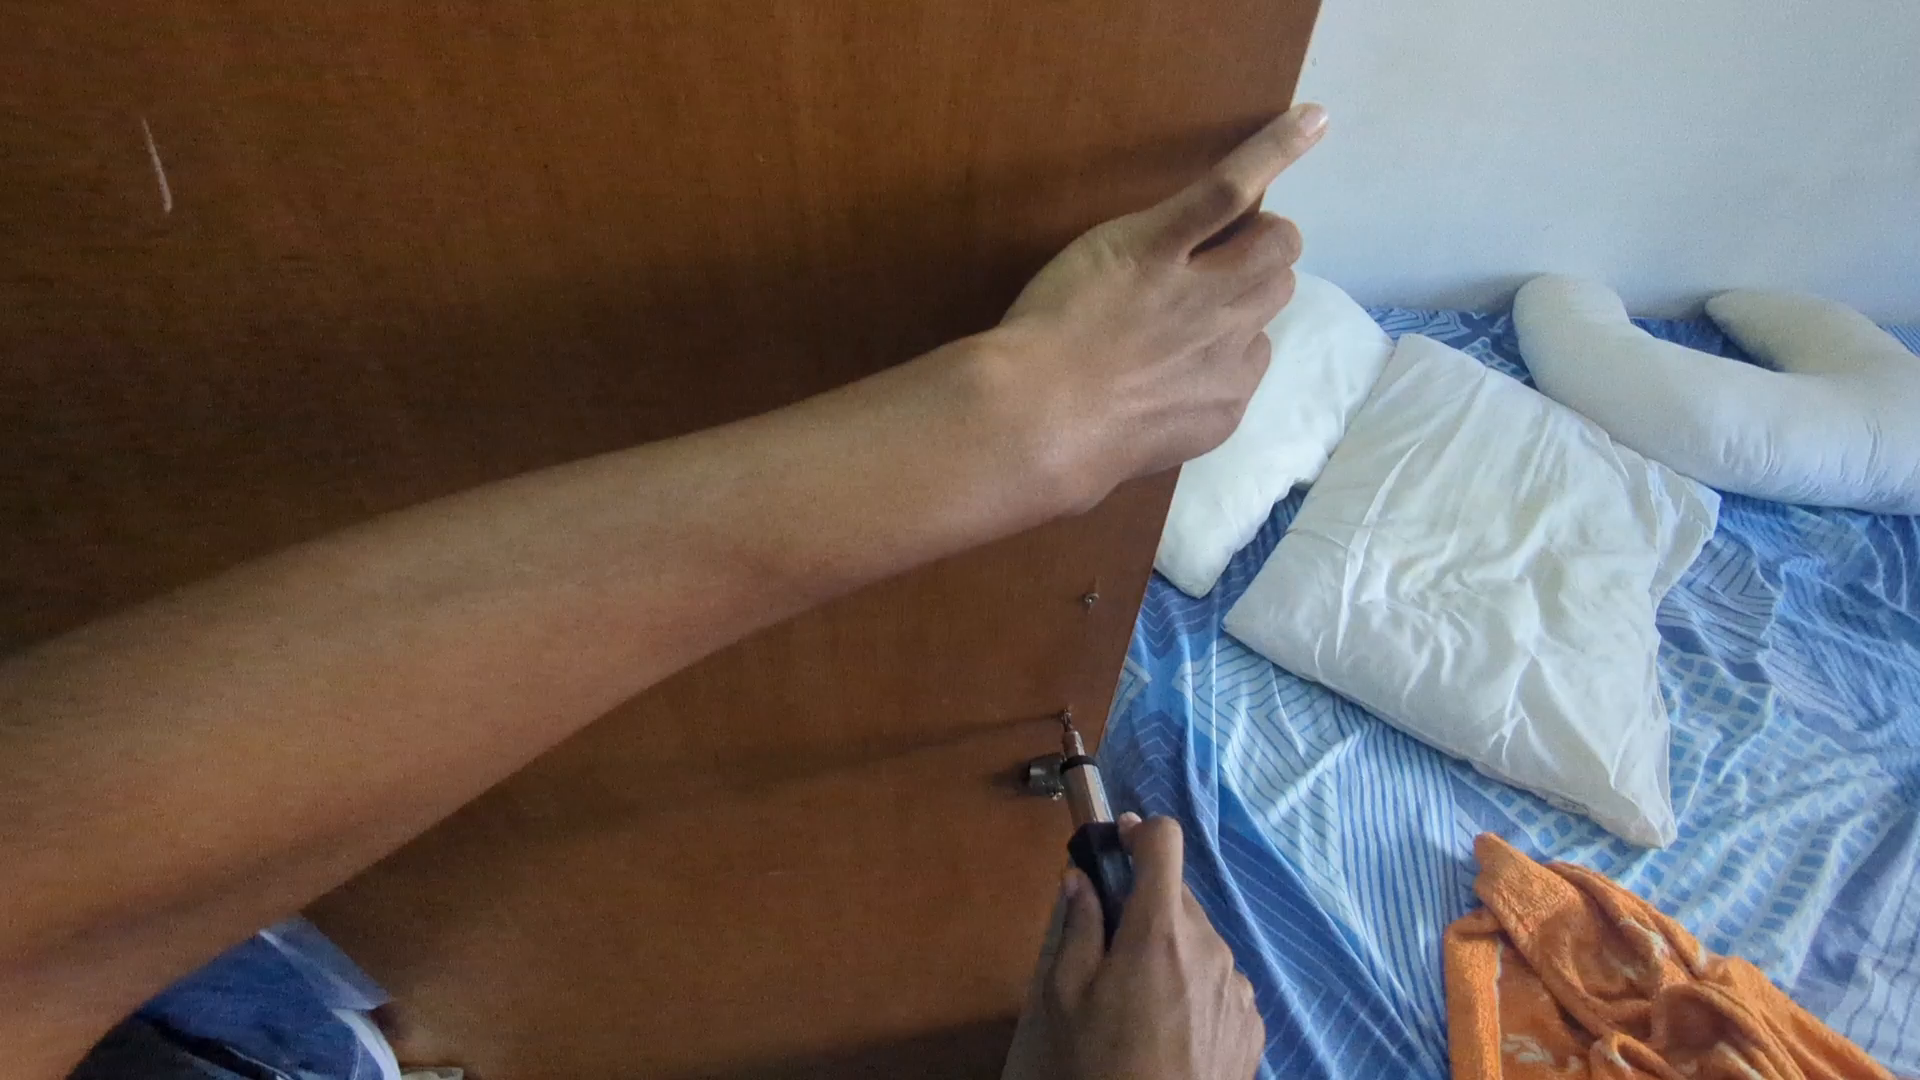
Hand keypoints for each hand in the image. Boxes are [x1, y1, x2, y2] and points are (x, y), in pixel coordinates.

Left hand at [996, 103, 1326, 509]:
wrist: (1037, 419)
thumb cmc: (1067, 446)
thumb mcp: (1134, 448)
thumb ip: (1166, 420)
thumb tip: (1166, 407)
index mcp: (1222, 401)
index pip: (1256, 350)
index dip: (1230, 333)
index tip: (1194, 335)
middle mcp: (1230, 343)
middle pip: (1275, 288)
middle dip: (1252, 279)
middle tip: (1205, 280)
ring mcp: (1203, 290)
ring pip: (1274, 244)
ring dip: (1256, 234)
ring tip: (1224, 230)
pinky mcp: (1161, 245)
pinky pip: (1231, 189)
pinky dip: (1276, 149)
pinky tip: (1310, 120)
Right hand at [1026, 815, 1264, 1079]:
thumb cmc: (1103, 1063)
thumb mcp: (1067, 995)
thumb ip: (1078, 924)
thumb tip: (1080, 878)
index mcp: (1160, 930)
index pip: (1165, 842)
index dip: (1140, 832)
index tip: (1119, 843)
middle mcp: (1208, 945)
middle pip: (1177, 893)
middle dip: (1145, 901)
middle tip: (1114, 939)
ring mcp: (1238, 984)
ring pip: (1199, 934)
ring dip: (1171, 941)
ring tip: (1144, 992)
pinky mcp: (1253, 1019)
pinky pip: (1220, 974)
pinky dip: (1196, 977)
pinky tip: (1174, 1020)